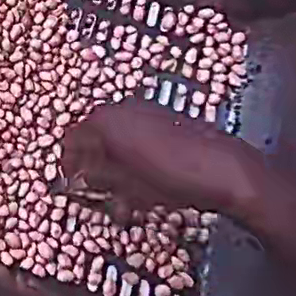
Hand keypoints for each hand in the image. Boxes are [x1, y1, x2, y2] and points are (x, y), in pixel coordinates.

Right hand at [58, 101, 285, 224]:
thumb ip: (98, 179)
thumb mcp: (127, 187)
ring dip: (112, 156)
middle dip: (91, 159)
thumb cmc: (171, 179)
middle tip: (92, 184)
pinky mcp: (165, 116)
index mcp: (103, 121)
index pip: (72, 140)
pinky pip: (136, 131)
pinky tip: (141, 173)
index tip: (70, 181)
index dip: (69, 163)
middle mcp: (120, 108)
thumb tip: (84, 179)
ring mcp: (144, 109)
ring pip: (115, 133)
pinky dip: (131, 150)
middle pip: (93, 133)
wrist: (227, 171)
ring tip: (118, 184)